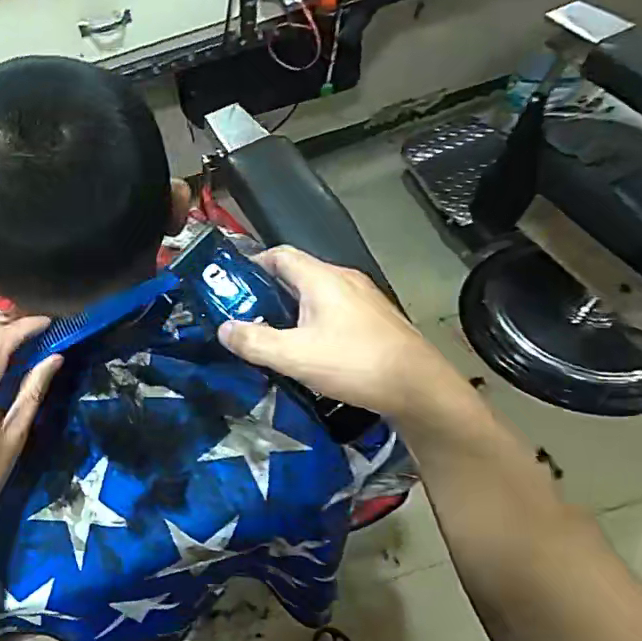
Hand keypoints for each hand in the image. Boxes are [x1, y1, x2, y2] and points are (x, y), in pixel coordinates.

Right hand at [216, 246, 468, 423]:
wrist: (417, 386)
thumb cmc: (354, 363)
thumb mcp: (294, 356)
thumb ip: (254, 342)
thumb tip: (224, 329)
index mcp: (322, 278)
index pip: (280, 254)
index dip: (253, 264)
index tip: (232, 286)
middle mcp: (344, 279)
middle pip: (298, 273)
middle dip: (269, 291)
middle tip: (247, 316)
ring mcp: (364, 298)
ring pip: (319, 294)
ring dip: (293, 308)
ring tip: (274, 335)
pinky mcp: (376, 319)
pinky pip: (336, 310)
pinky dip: (316, 320)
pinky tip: (312, 348)